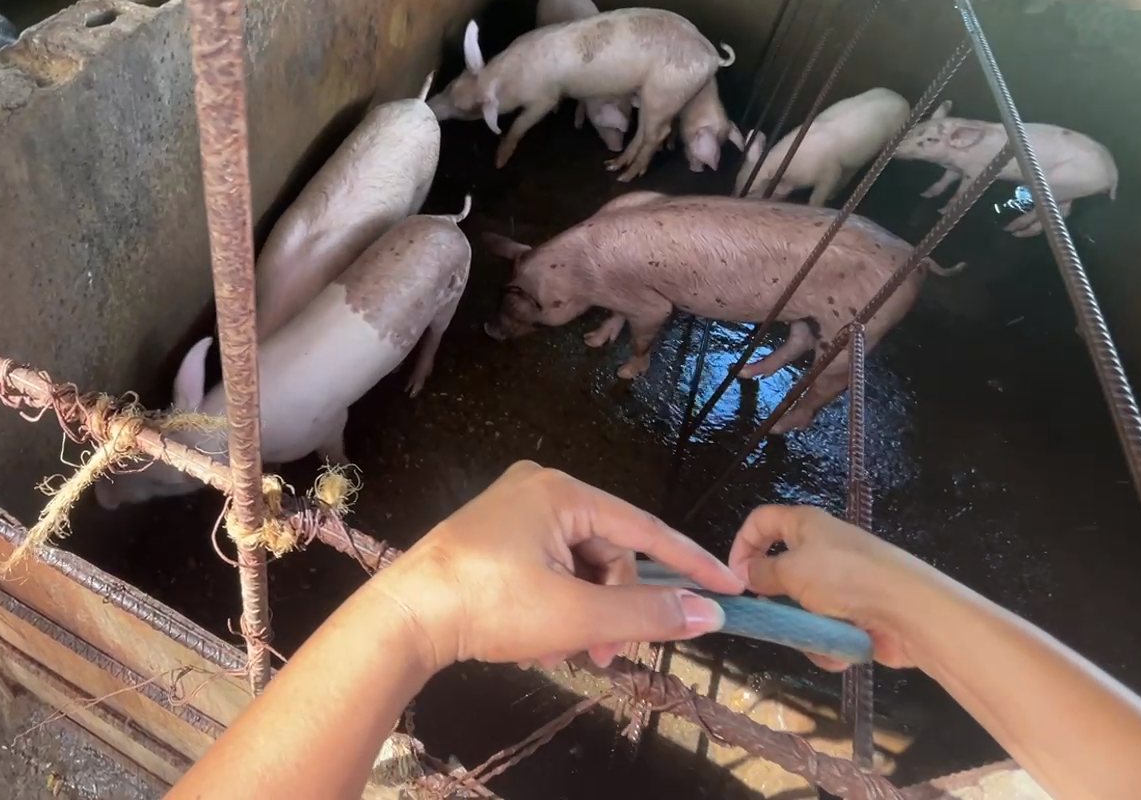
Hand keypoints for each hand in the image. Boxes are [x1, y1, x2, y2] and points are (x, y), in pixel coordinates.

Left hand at [364, 462, 742, 674]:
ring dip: (586, 610)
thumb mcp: (577, 615)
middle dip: (614, 604)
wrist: (408, 613)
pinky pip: (550, 563)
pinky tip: (546, 634)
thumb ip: (646, 612)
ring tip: (568, 650)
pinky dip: (559, 600)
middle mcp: (538, 487)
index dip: (690, 561)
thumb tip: (706, 610)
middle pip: (607, 549)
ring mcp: (514, 508)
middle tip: (605, 654)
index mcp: (560, 491)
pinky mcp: (497, 532)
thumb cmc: (491, 604)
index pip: (643, 526)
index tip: (731, 587)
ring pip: (579, 562)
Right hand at [727, 504, 944, 669]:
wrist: (913, 613)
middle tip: (768, 612)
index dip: (742, 543)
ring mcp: (844, 582)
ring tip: (807, 638)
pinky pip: (829, 625)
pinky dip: (827, 641)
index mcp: (805, 524)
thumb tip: (745, 575)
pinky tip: (832, 654)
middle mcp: (823, 548)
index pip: (760, 521)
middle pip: (782, 567)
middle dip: (774, 595)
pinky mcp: (860, 612)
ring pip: (804, 602)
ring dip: (801, 624)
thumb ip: (761, 573)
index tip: (736, 575)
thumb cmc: (844, 577)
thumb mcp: (790, 571)